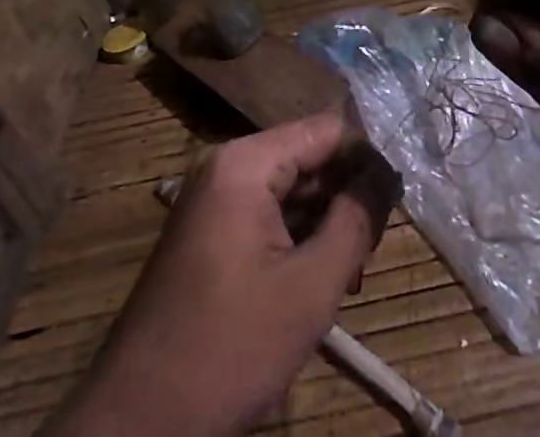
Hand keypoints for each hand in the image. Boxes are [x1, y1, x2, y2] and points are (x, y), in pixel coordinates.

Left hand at [44, 114, 392, 436]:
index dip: (366, 160)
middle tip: (371, 252)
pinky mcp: (210, 229)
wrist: (143, 414)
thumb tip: (387, 174)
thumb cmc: (231, 346)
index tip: (396, 205)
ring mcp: (213, 198)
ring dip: (326, 223)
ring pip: (290, 189)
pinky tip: (319, 279)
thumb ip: (356, 221)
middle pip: (307, 158)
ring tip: (350, 274)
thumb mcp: (311, 286)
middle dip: (346, 197)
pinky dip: (298, 238)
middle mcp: (225, 167)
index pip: (325, 131)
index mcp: (245, 164)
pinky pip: (266, 214)